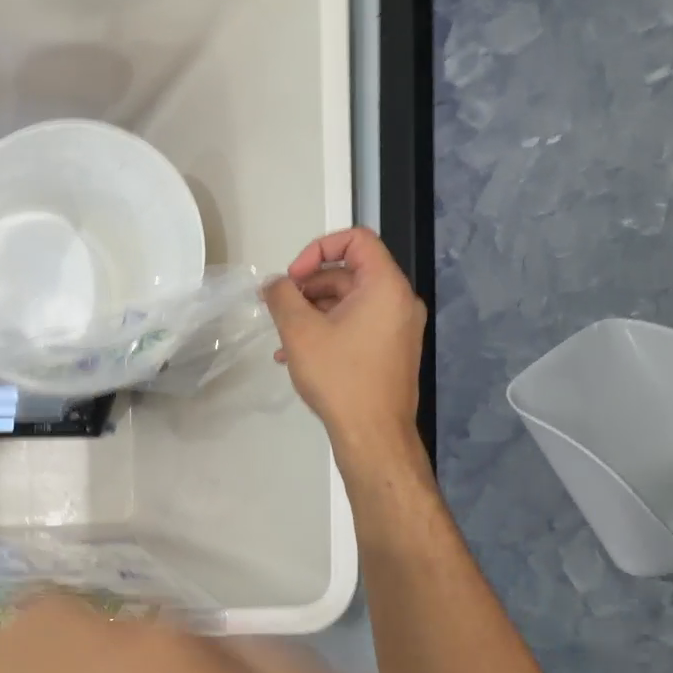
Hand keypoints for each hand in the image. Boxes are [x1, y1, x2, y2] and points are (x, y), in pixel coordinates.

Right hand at [263, 228, 426, 446]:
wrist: (373, 432)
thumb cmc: (340, 377)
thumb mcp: (300, 332)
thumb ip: (282, 297)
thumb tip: (273, 284)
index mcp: (385, 286)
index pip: (355, 240)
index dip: (317, 249)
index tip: (292, 278)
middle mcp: (398, 300)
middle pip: (349, 273)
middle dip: (308, 286)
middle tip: (279, 309)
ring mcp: (398, 327)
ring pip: (348, 302)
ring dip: (312, 311)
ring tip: (282, 338)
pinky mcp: (391, 350)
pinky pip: (356, 324)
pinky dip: (328, 329)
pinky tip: (297, 354)